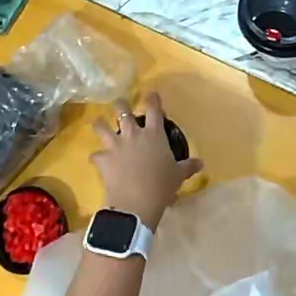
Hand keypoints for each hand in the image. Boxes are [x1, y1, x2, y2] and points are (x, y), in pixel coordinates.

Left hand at [89, 92, 202, 230]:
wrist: (136, 201)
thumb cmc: (161, 186)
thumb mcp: (178, 176)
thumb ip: (188, 166)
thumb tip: (201, 163)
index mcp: (153, 135)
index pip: (154, 110)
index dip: (152, 99)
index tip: (151, 93)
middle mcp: (132, 134)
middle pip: (122, 110)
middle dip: (120, 104)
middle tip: (120, 103)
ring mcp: (115, 144)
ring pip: (101, 126)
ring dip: (99, 124)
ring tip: (98, 123)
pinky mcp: (102, 158)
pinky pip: (95, 155)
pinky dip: (97, 157)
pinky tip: (97, 161)